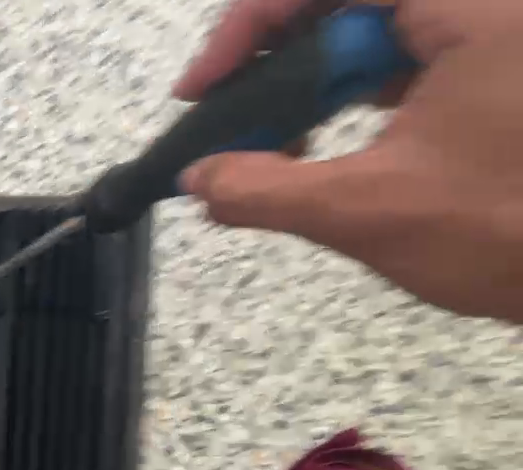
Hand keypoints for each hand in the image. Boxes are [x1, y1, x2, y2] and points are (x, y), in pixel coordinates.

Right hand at [175, 0, 522, 321]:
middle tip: (222, 119)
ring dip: (307, 80)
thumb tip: (194, 176)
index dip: (252, 26)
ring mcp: (503, 36)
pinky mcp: (505, 66)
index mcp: (482, 11)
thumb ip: (259, 190)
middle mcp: (497, 10)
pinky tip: (315, 141)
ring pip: (381, 30)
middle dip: (274, 59)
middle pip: (353, 7)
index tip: (199, 89)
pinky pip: (413, 53)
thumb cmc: (502, 231)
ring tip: (265, 141)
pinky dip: (350, 91)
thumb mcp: (362, 211)